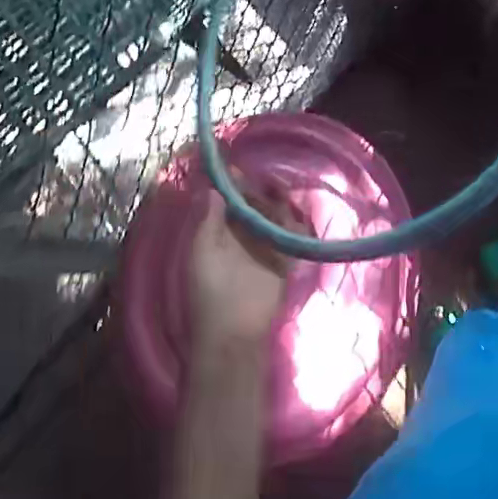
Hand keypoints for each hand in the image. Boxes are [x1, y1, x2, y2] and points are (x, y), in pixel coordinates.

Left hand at [187, 170, 297, 350]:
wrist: (234, 332)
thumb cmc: (211, 292)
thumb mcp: (201, 252)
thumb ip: (208, 220)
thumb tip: (212, 187)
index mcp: (219, 233)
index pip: (229, 201)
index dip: (234, 184)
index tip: (239, 166)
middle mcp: (243, 237)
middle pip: (254, 205)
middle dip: (259, 189)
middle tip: (266, 178)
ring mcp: (265, 247)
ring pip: (275, 215)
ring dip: (278, 201)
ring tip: (280, 190)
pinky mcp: (285, 259)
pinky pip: (293, 234)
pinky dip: (296, 222)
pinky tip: (295, 211)